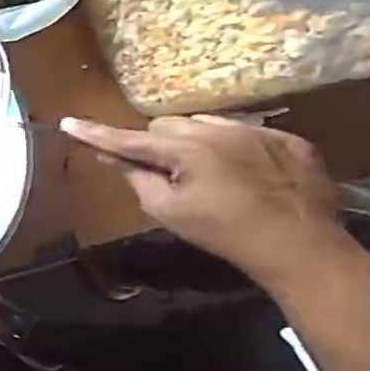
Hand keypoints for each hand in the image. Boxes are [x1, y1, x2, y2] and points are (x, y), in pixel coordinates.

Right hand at [59, 114, 351, 284]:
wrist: (301, 248)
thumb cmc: (221, 232)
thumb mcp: (165, 209)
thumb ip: (135, 176)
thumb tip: (110, 156)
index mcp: (186, 150)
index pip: (129, 138)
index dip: (95, 133)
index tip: (68, 122)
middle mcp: (221, 131)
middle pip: (166, 125)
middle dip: (154, 143)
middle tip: (161, 173)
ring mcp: (259, 133)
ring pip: (203, 123)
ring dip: (191, 141)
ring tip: (203, 172)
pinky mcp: (290, 141)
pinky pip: (244, 131)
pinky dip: (230, 146)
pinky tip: (240, 174)